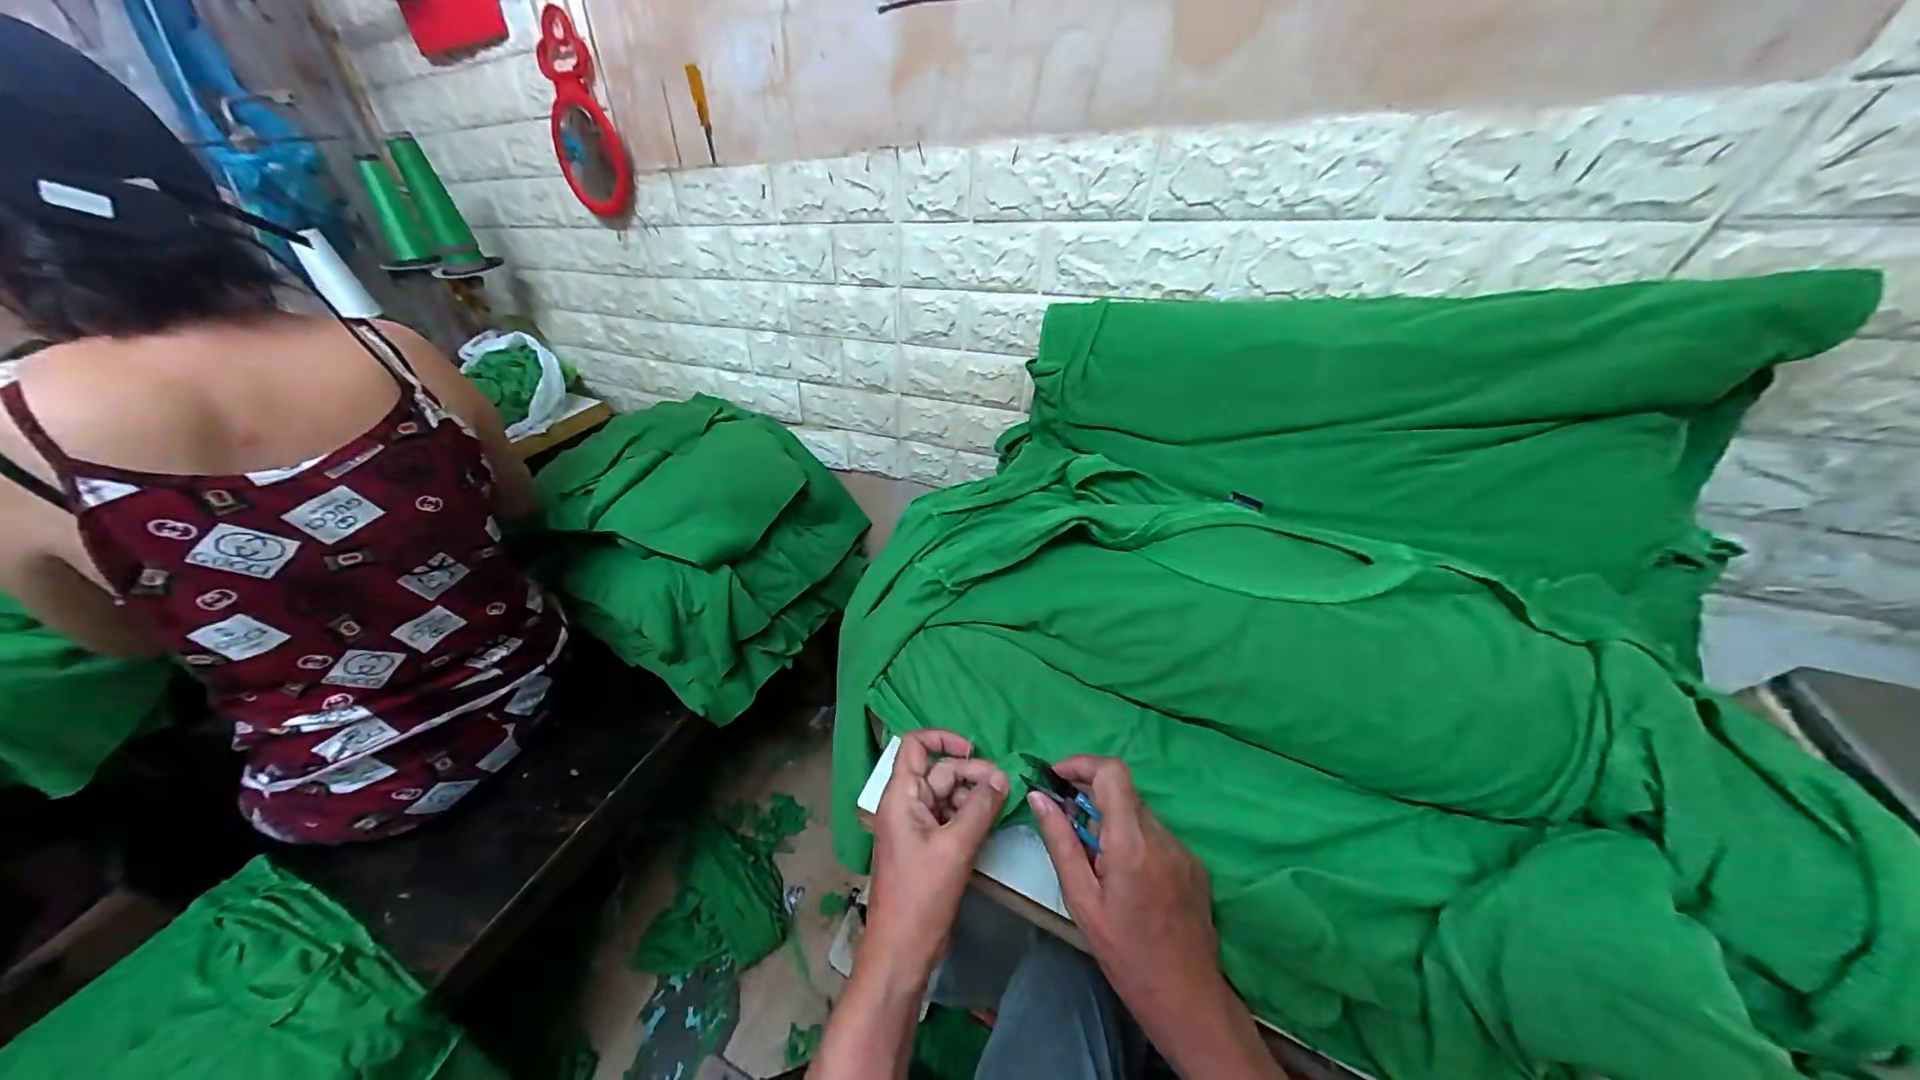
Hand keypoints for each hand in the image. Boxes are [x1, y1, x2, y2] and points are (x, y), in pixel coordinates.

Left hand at [863, 730, 1008, 986]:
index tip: (975, 751)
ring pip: (948, 795)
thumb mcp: (955, 847)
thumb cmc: (921, 895)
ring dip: (974, 795)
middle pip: (939, 771)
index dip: (943, 738)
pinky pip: (950, 818)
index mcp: (900, 796)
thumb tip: (1002, 776)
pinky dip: (970, 815)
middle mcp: (905, 804)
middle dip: (971, 773)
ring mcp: (916, 826)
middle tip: (1004, 786)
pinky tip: (990, 822)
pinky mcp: (928, 846)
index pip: (915, 745)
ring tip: (1001, 805)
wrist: (901, 951)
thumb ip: (980, 807)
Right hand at [1031, 756, 1284, 1078]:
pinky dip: (1133, 838)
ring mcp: (1182, 849)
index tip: (1057, 778)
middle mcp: (1162, 836)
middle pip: (1123, 792)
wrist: (1187, 997)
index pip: (1112, 772)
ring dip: (1111, 820)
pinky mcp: (1193, 863)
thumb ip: (1060, 842)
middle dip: (1090, 795)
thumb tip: (1039, 797)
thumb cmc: (1125, 953)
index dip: (1082, 764)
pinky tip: (1123, 876)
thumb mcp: (1081, 900)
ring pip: (1138, 813)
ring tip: (1094, 859)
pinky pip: (1156, 834)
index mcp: (1132, 843)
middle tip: (1065, 821)